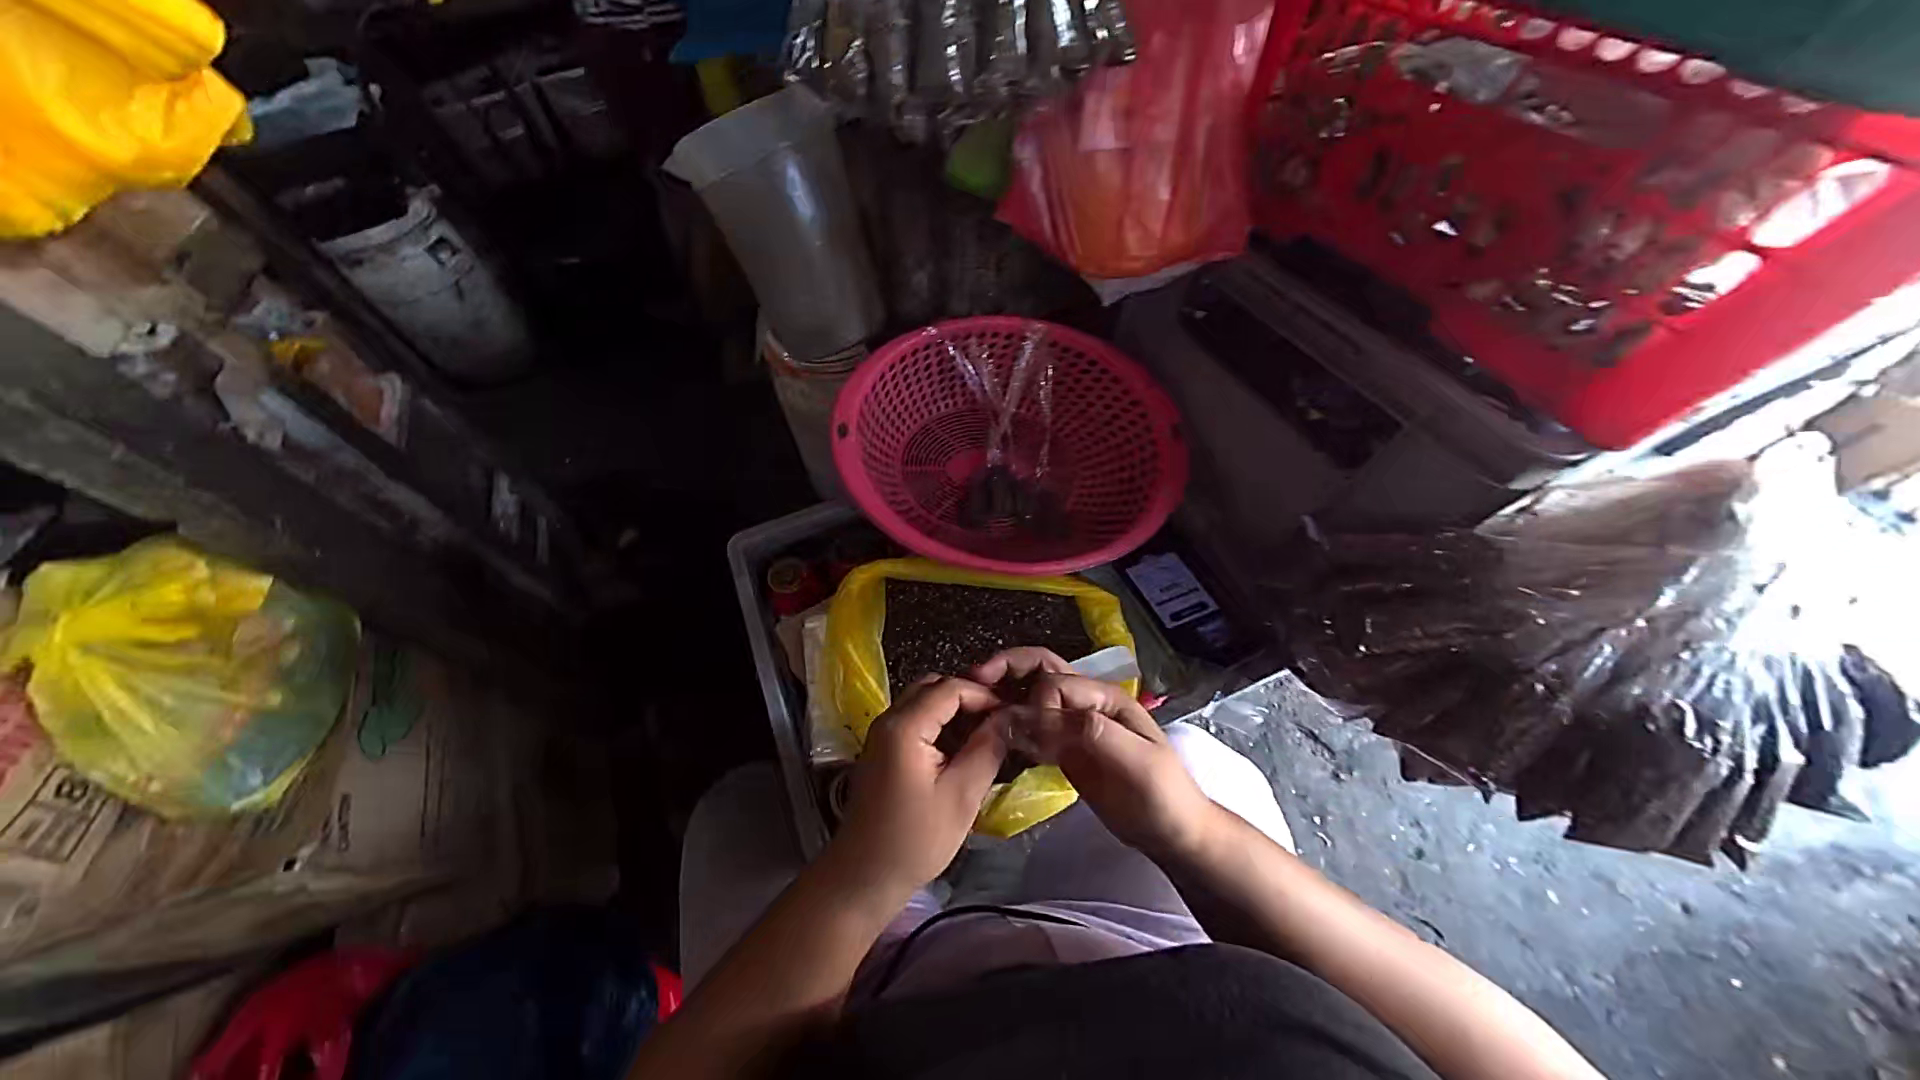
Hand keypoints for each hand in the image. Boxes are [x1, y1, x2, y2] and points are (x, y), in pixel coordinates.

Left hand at [825, 676, 1007, 900]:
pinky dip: (939, 724)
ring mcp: (881, 734)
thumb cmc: (914, 840)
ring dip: (953, 710)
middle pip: (933, 687)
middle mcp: (888, 720)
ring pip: (923, 702)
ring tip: (985, 735)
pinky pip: (914, 720)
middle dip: (968, 697)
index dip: (983, 696)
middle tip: (998, 721)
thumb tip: (1007, 719)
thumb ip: (986, 750)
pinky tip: (960, 749)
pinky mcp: (882, 750)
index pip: (950, 688)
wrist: (862, 876)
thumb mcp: (961, 796)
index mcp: (905, 727)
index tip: (1010, 714)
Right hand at [973, 648, 1215, 858]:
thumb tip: (1046, 715)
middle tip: (975, 680)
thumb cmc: (1162, 794)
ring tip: (976, 706)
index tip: (1026, 733)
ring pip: (1034, 695)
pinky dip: (1012, 724)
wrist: (1172, 832)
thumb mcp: (1136, 760)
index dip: (1036, 703)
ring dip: (1005, 693)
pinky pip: (1033, 727)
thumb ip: (1094, 732)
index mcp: (1105, 697)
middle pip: (1042, 670)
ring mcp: (1074, 725)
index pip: (1057, 683)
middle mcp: (1086, 703)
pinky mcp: (1065, 749)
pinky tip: (995, 736)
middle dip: (1008, 669)